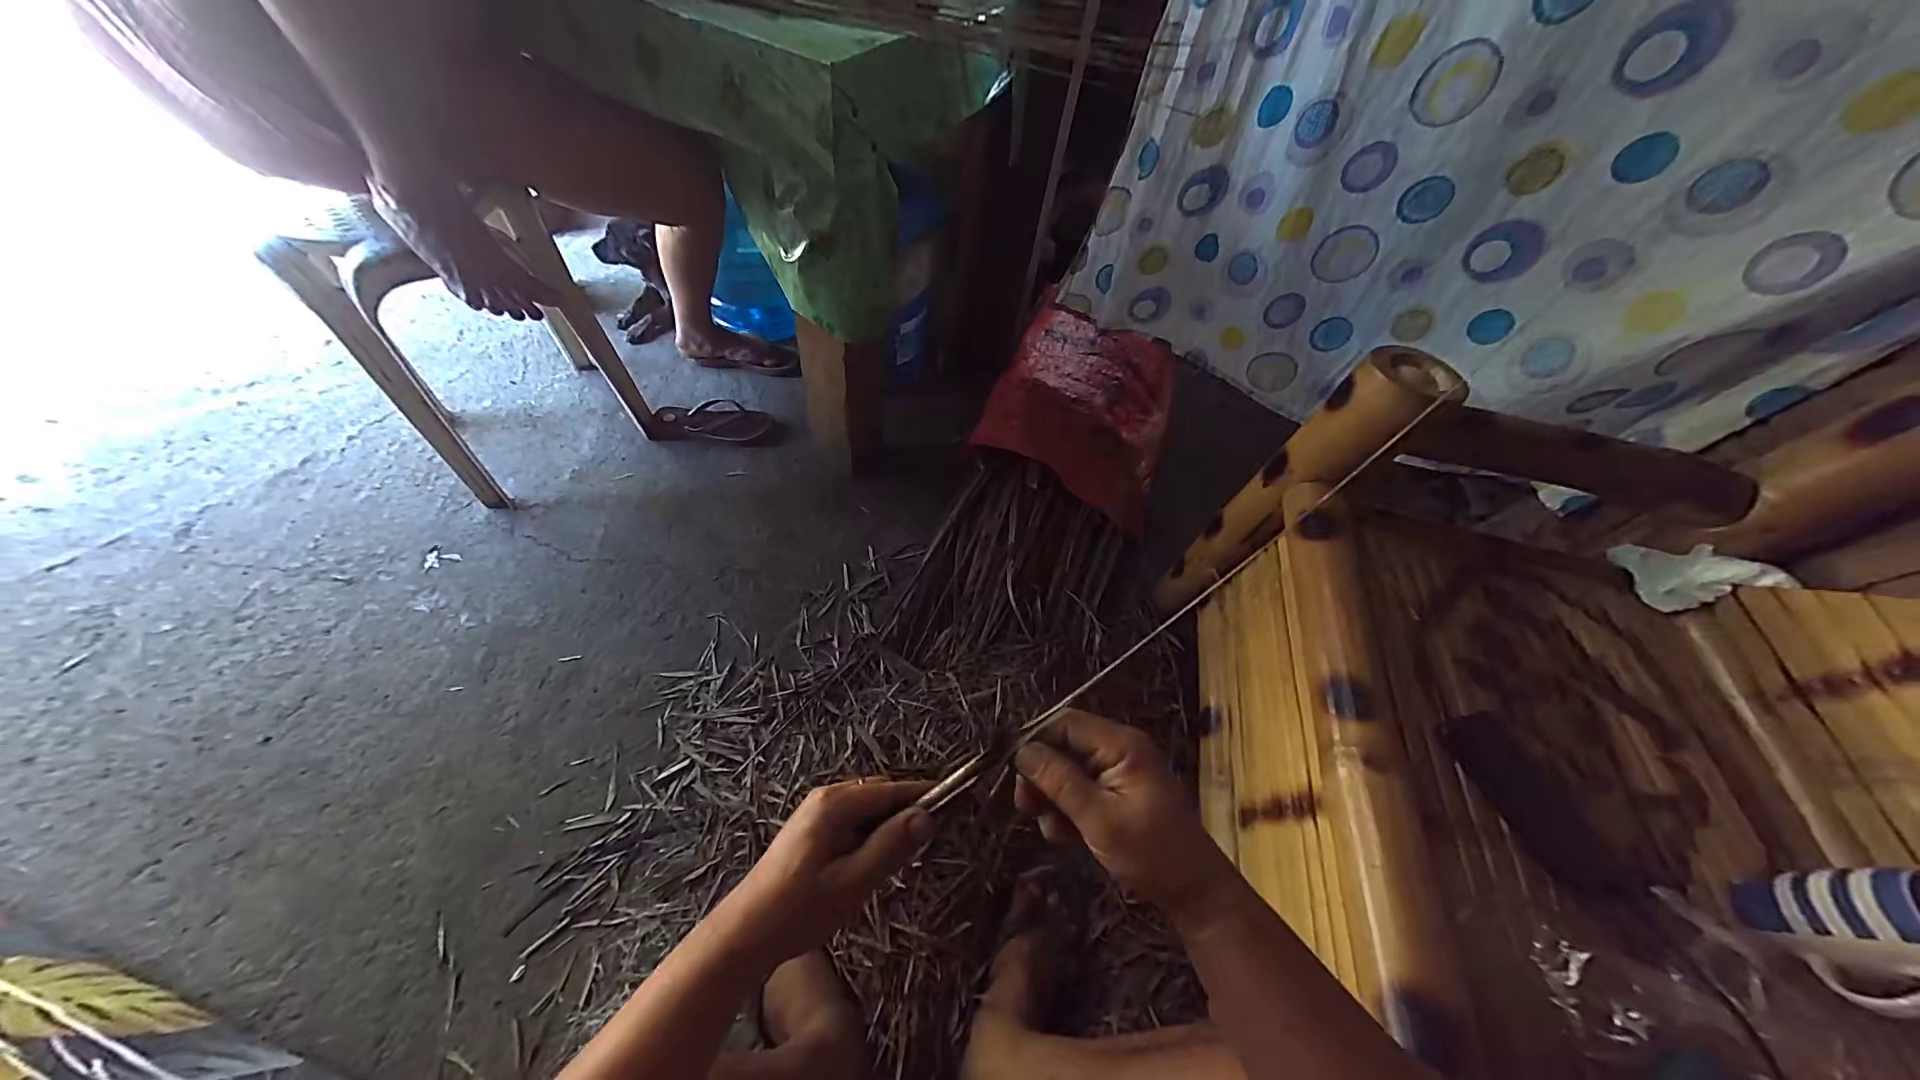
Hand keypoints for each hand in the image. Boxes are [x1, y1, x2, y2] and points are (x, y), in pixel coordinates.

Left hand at [719, 779, 934, 965]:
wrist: (744, 935)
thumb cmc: (798, 911)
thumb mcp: (853, 882)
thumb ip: (891, 847)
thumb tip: (926, 816)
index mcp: (834, 803)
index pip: (893, 789)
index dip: (925, 796)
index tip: (956, 805)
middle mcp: (825, 798)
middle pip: (881, 796)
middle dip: (906, 815)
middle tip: (927, 847)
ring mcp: (816, 813)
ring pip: (868, 812)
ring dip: (888, 830)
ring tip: (902, 863)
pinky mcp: (812, 830)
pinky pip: (854, 823)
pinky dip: (871, 838)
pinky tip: (873, 867)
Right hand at [1014, 710, 1233, 921]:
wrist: (1195, 894)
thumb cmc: (1151, 854)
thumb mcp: (1099, 819)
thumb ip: (1059, 781)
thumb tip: (1022, 752)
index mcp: (1121, 745)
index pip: (1066, 722)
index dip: (1036, 742)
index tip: (1016, 775)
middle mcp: (1120, 750)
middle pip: (1064, 746)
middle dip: (1042, 776)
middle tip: (1025, 807)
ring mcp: (1120, 772)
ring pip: (1068, 771)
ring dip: (1053, 799)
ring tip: (1053, 832)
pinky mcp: (1118, 794)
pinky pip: (1081, 790)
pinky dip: (1068, 810)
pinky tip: (1067, 837)